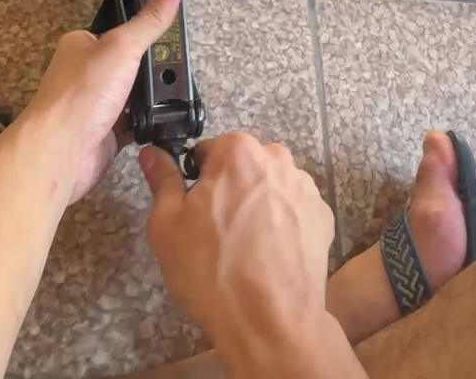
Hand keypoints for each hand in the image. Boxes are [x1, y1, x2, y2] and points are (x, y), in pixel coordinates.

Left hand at [12, 0, 181, 204]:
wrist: (62, 152)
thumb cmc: (84, 91)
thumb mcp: (122, 46)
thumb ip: (150, 20)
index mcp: (81, 44)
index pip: (118, 31)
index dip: (144, 32)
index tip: (173, 35)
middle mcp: (85, 73)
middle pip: (129, 64)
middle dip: (152, 69)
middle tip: (180, 68)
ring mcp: (95, 104)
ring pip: (133, 94)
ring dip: (152, 96)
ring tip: (181, 92)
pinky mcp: (105, 132)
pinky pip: (135, 122)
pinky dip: (150, 121)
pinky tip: (168, 117)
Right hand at [141, 133, 344, 373]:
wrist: (271, 324)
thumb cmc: (212, 271)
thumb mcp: (168, 226)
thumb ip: (162, 180)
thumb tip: (152, 152)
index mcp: (238, 151)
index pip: (208, 151)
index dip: (197, 180)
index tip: (196, 211)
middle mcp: (276, 157)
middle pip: (242, 165)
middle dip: (229, 189)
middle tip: (217, 232)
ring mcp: (304, 186)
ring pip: (269, 186)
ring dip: (258, 203)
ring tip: (247, 248)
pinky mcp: (323, 215)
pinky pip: (293, 209)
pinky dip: (282, 223)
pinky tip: (271, 255)